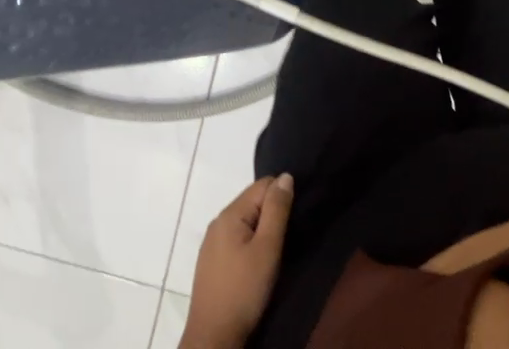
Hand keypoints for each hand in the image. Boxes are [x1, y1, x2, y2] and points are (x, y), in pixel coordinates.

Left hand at [181, 174, 293, 348]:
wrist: (213, 336)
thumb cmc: (244, 289)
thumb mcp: (267, 247)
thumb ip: (277, 209)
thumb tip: (285, 176)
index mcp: (229, 214)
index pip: (263, 185)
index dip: (283, 196)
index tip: (295, 219)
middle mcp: (218, 222)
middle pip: (253, 201)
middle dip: (273, 213)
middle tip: (288, 237)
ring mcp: (212, 243)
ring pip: (246, 221)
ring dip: (264, 229)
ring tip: (277, 250)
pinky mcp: (212, 261)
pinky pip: (237, 238)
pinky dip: (251, 242)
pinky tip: (259, 262)